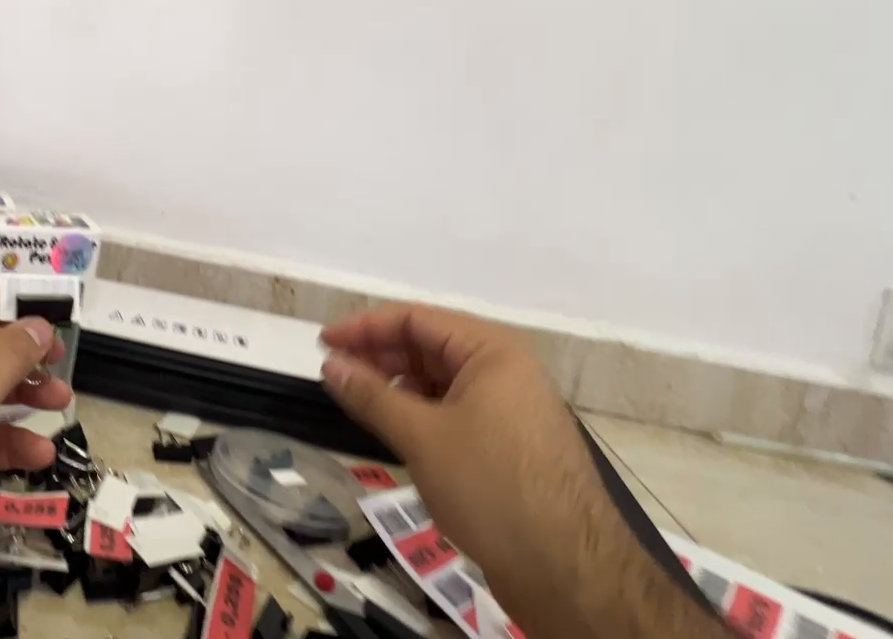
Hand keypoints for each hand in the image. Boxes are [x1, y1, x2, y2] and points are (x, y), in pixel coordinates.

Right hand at [321, 304, 724, 638]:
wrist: (568, 574)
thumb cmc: (491, 488)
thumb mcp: (420, 436)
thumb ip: (370, 395)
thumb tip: (330, 364)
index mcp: (492, 351)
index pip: (416, 319)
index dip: (365, 327)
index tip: (324, 343)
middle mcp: (506, 370)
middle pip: (430, 344)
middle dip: (379, 355)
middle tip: (334, 372)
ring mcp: (512, 408)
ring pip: (442, 380)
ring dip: (397, 384)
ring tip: (357, 400)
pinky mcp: (511, 444)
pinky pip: (456, 409)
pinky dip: (421, 411)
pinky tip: (395, 427)